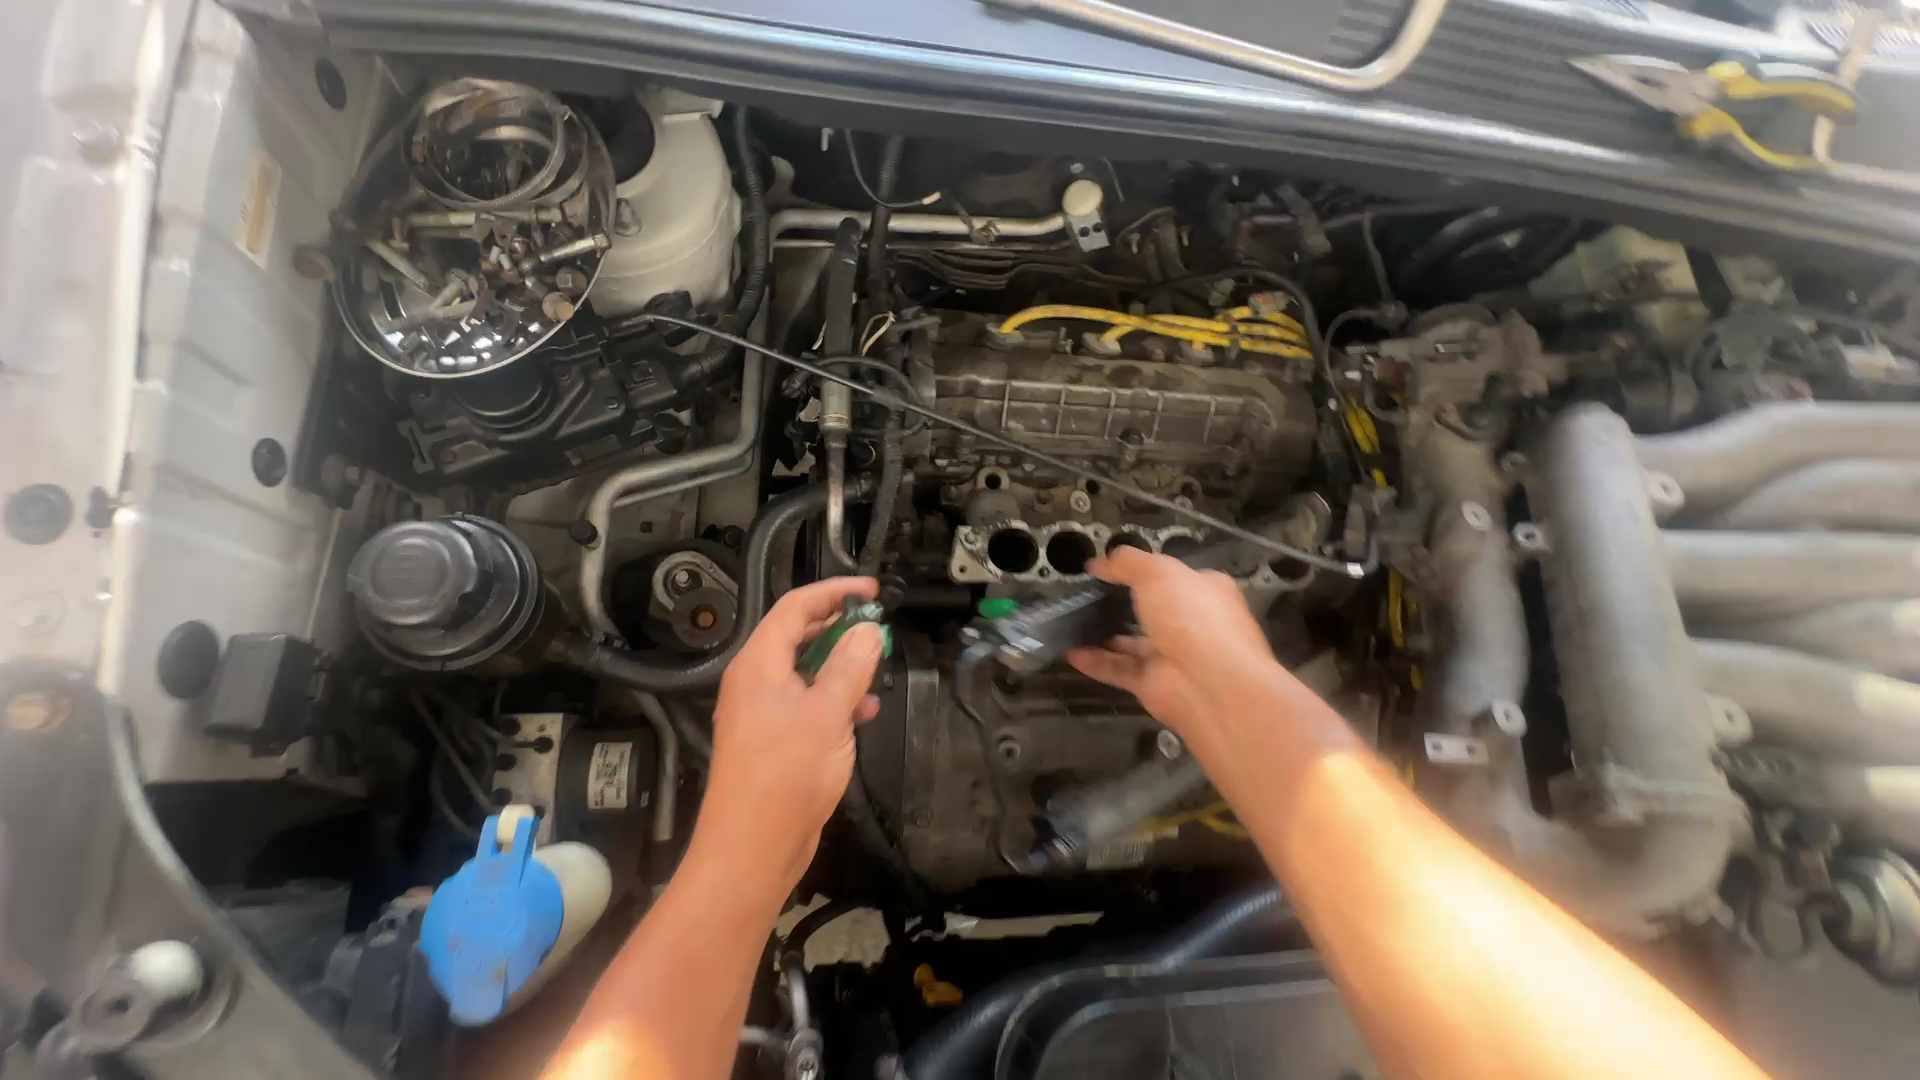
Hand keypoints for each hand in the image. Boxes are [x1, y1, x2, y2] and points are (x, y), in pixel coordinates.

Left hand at [704, 576, 885, 883]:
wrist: (750, 851)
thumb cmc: (785, 778)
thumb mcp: (827, 716)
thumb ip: (850, 668)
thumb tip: (868, 630)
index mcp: (759, 664)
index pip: (795, 607)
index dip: (834, 592)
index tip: (871, 592)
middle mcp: (756, 681)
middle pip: (799, 635)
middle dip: (840, 628)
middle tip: (878, 629)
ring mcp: (763, 711)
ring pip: (806, 670)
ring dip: (842, 667)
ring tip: (876, 674)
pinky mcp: (774, 739)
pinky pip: (807, 702)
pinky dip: (835, 699)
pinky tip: (862, 713)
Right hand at [1066, 546, 1274, 743]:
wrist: (1210, 684)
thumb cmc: (1192, 617)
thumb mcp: (1158, 572)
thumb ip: (1127, 563)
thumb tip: (1099, 562)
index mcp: (1204, 591)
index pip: (1173, 576)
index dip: (1144, 569)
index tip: (1110, 567)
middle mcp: (1190, 623)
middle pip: (1151, 609)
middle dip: (1122, 603)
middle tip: (1087, 594)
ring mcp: (1172, 655)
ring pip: (1132, 642)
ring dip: (1104, 634)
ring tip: (1073, 622)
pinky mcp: (1153, 684)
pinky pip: (1118, 669)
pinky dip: (1096, 661)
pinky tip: (1072, 651)